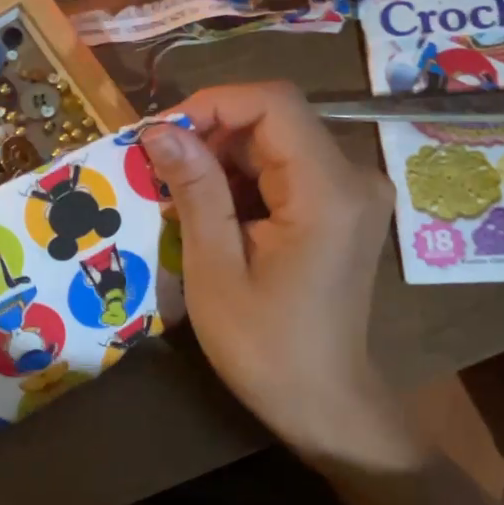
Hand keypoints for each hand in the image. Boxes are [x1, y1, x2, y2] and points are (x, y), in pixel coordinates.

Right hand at [142, 83, 417, 465]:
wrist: (320, 400)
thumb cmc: (262, 345)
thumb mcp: (214, 267)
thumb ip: (194, 191)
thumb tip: (157, 131)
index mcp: (328, 192)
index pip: (273, 105)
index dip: (210, 104)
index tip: (156, 134)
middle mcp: (351, 179)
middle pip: (274, 120)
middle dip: (207, 132)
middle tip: (151, 165)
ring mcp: (350, 194)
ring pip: (275, 143)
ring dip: (217, 156)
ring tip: (169, 190)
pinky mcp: (338, 211)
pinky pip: (282, 171)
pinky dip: (237, 179)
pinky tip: (203, 209)